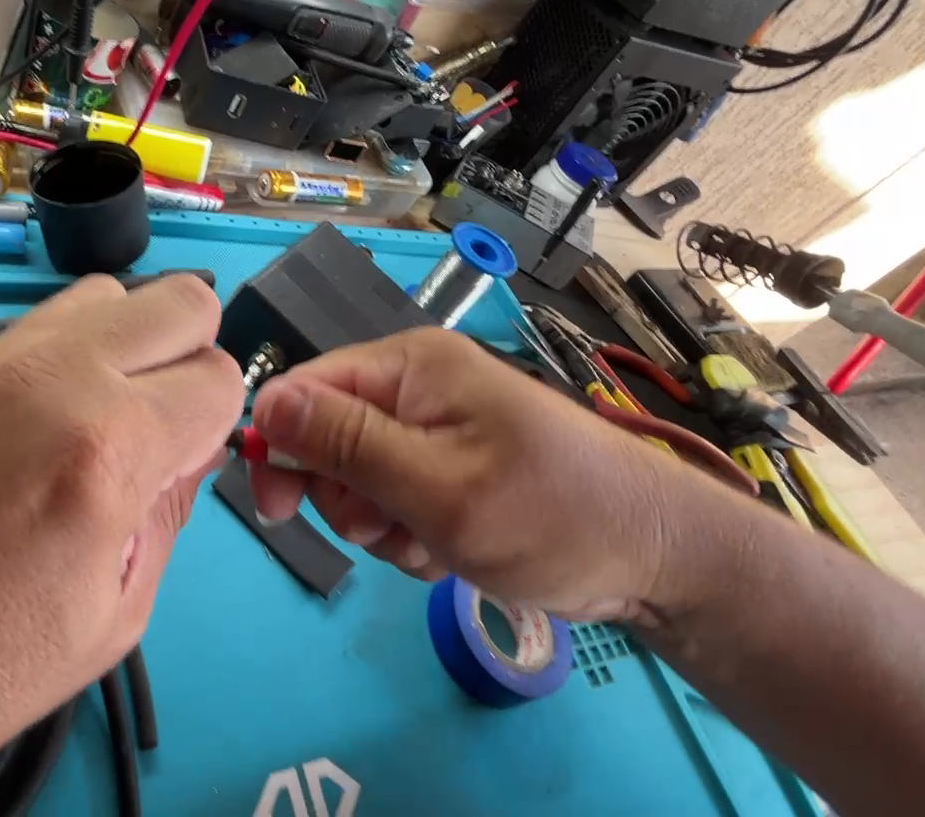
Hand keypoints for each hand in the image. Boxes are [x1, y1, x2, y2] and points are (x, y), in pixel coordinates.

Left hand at [0, 274, 242, 802]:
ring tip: (103, 411)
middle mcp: (60, 376)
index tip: (187, 460)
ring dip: (131, 342)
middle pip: (183, 300)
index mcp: (111, 448)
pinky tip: (47, 415)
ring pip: (113, 293)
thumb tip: (193, 446)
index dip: (219, 423)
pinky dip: (74, 348)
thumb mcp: (114, 616)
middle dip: (193, 357)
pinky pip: (48, 318)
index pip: (222, 377)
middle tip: (160, 423)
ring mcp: (0, 359)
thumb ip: (172, 509)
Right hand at [248, 327, 712, 621]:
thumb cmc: (550, 516)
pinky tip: (448, 552)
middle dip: (344, 495)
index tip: (278, 509)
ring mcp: (437, 429)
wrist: (658, 559)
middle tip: (385, 530)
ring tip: (430, 544)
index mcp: (410, 366)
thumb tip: (266, 402)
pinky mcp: (454, 468)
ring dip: (380, 522)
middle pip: (328, 436)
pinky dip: (409, 533)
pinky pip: (396, 500)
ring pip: (359, 478)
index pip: (307, 388)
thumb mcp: (437, 487)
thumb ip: (346, 444)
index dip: (282, 444)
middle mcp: (418, 386)